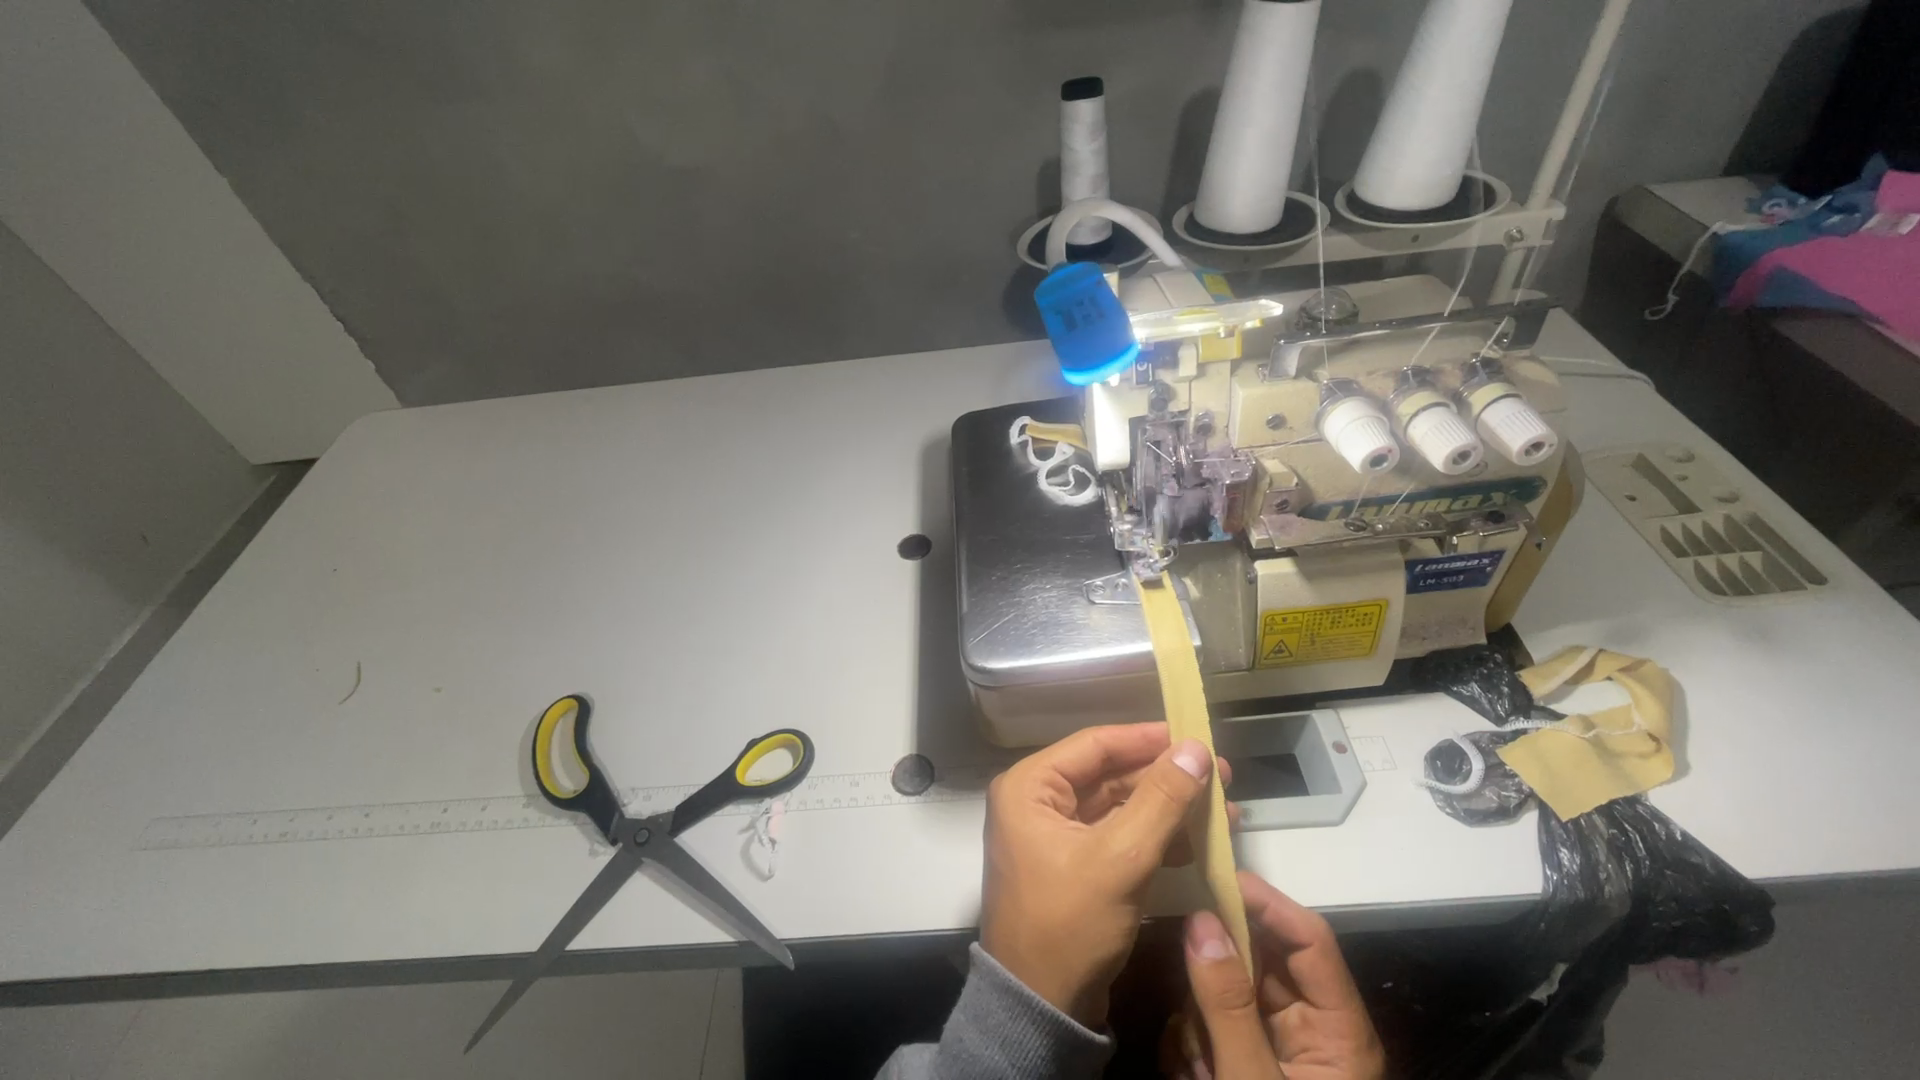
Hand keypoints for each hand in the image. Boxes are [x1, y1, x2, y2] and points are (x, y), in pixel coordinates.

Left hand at [980, 722, 1218, 1026]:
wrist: (1041, 1006)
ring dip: (1168, 809)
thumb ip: (1161, 800)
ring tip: (1223, 810)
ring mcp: (1055, 836)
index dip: (1147, 739)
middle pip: (1110, 774)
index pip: (1095, 745)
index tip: (1196, 736)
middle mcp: (1037, 803)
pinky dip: (1156, 837)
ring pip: (1119, 806)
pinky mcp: (1075, 866)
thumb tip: (1196, 748)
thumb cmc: (1070, 923)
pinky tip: (1198, 843)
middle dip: (1166, 778)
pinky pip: (1118, 836)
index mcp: (1030, 788)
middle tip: (1222, 777)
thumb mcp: (1121, 858)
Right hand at [1173, 871, 1384, 1079]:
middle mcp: (1310, 1028)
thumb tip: (1201, 920)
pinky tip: (1189, 1075)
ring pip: (1223, 990)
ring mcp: (1274, 1045)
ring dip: (1197, 1024)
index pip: (1312, 940)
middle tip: (1190, 1006)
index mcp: (1340, 1033)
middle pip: (1257, 960)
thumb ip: (1228, 1005)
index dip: (1267, 902)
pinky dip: (1188, 1044)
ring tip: (1196, 1072)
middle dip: (1214, 980)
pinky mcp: (1242, 1060)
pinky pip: (1207, 1023)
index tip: (1215, 880)